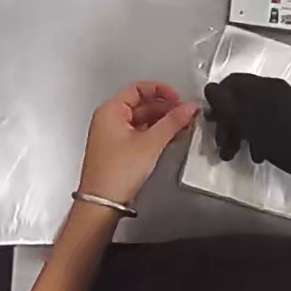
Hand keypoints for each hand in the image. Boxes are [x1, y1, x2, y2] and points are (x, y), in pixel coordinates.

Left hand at [77, 81, 199, 205]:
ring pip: (143, 120)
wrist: (102, 202)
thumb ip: (172, 122)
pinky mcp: (119, 150)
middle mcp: (109, 120)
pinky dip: (156, 134)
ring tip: (184, 126)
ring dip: (163, 122)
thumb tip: (187, 108)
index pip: (138, 88)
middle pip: (142, 104)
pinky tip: (172, 138)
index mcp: (110, 111)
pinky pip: (140, 134)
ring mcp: (113, 135)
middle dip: (165, 108)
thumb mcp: (150, 143)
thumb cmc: (115, 173)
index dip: (160, 90)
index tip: (177, 98)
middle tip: (185, 113)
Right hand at [203, 73, 290, 208]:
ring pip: (251, 115)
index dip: (216, 101)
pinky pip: (264, 125)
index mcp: (266, 86)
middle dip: (227, 122)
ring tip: (233, 154)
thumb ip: (227, 104)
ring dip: (238, 133)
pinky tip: (255, 154)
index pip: (231, 83)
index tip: (210, 123)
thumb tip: (210, 89)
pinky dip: (254, 138)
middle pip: (240, 100)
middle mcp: (276, 91)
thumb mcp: (249, 122)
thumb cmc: (283, 141)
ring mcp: (285, 107)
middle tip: (220, 144)